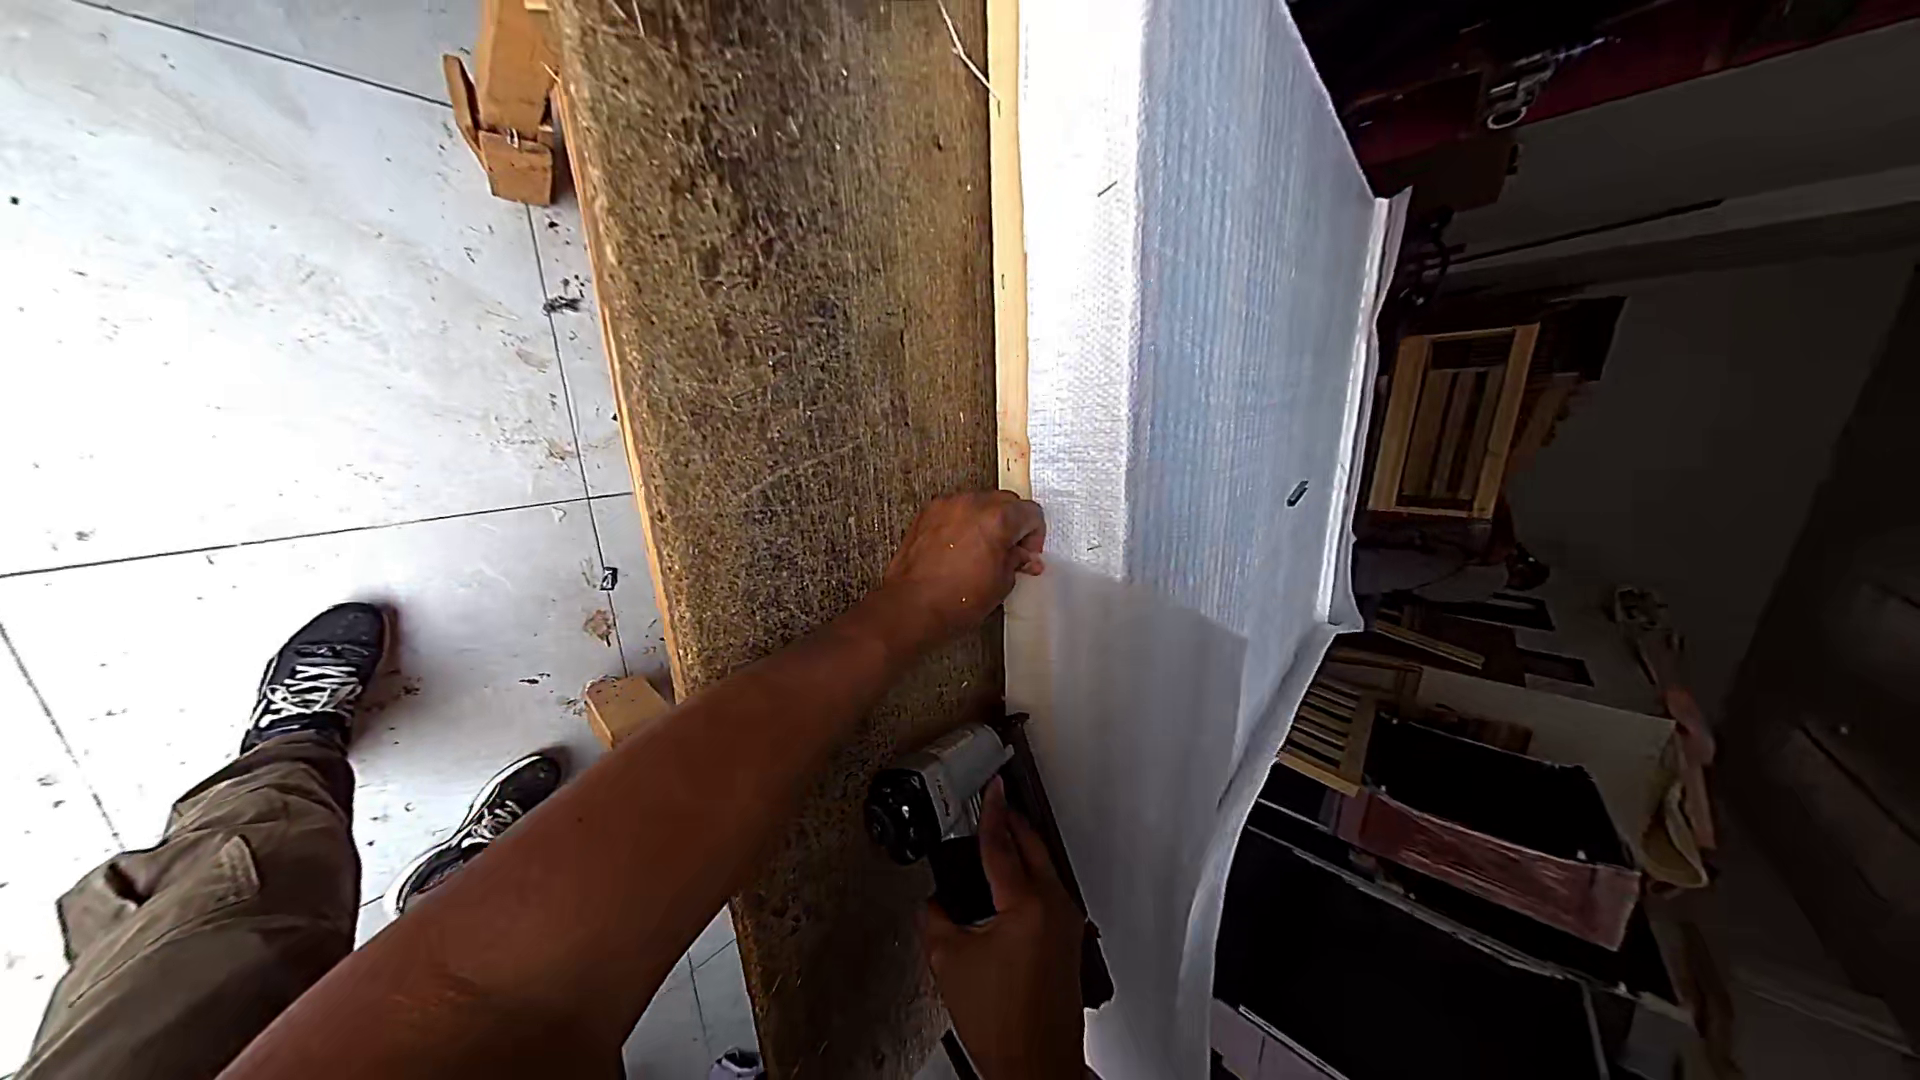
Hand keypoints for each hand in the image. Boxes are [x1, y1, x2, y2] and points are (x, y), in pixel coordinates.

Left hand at [883, 491, 1044, 641]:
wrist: (912, 608)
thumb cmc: (951, 601)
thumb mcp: (1001, 584)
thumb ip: (1016, 561)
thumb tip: (1022, 557)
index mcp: (997, 519)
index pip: (1031, 513)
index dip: (1035, 535)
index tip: (1029, 551)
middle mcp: (972, 505)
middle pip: (1006, 502)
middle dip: (1013, 525)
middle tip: (1012, 552)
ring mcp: (947, 507)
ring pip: (979, 503)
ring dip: (987, 522)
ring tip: (984, 552)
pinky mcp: (927, 514)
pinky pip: (955, 510)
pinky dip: (962, 523)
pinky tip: (962, 549)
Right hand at [926, 778, 1084, 1079]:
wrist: (1036, 1066)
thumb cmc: (1001, 1024)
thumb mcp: (949, 963)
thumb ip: (935, 920)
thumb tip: (933, 903)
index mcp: (1024, 905)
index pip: (1002, 844)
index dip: (992, 811)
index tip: (993, 787)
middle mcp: (1053, 906)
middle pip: (1032, 845)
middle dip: (1012, 821)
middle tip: (996, 803)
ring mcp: (1067, 921)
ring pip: (1045, 865)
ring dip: (1023, 846)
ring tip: (1000, 835)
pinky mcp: (1070, 936)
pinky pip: (1051, 887)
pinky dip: (1032, 871)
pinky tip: (1014, 879)